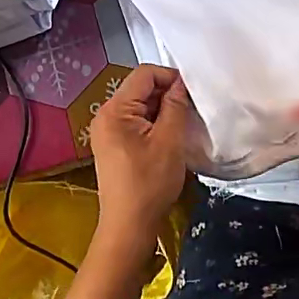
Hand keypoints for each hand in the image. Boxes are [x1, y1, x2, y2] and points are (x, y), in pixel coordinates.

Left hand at [90, 64, 191, 231]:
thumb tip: (182, 84)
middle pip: (140, 89)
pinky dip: (154, 124)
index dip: (170, 77)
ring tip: (183, 126)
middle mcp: (105, 115)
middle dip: (167, 95)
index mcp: (114, 110)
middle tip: (192, 111)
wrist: (129, 224)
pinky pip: (135, 122)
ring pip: (139, 106)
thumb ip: (176, 106)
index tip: (193, 92)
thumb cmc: (149, 184)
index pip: (144, 74)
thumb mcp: (169, 141)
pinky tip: (170, 138)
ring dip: (162, 111)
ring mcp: (106, 130)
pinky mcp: (112, 144)